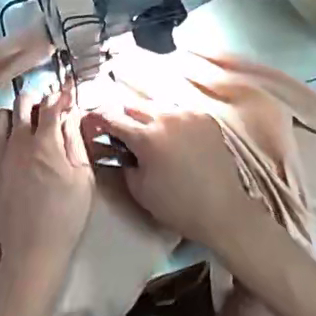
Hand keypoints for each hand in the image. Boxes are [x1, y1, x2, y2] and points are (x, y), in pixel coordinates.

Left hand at [0, 91, 94, 281]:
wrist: (32, 251)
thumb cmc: (65, 215)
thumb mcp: (83, 178)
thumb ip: (76, 141)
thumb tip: (70, 116)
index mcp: (46, 141)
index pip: (50, 104)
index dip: (60, 95)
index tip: (67, 96)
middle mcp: (19, 141)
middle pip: (22, 102)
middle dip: (36, 99)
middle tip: (46, 111)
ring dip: (13, 114)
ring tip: (24, 125)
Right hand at [82, 84, 264, 251]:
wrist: (222, 209)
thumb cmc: (177, 205)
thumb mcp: (139, 190)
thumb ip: (122, 163)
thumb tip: (114, 148)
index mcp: (146, 136)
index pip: (112, 117)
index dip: (98, 119)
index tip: (93, 122)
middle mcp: (166, 117)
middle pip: (134, 106)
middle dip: (124, 117)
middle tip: (122, 132)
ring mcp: (188, 114)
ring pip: (158, 106)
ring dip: (149, 117)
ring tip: (151, 135)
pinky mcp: (205, 117)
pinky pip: (180, 111)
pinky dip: (172, 120)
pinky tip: (175, 137)